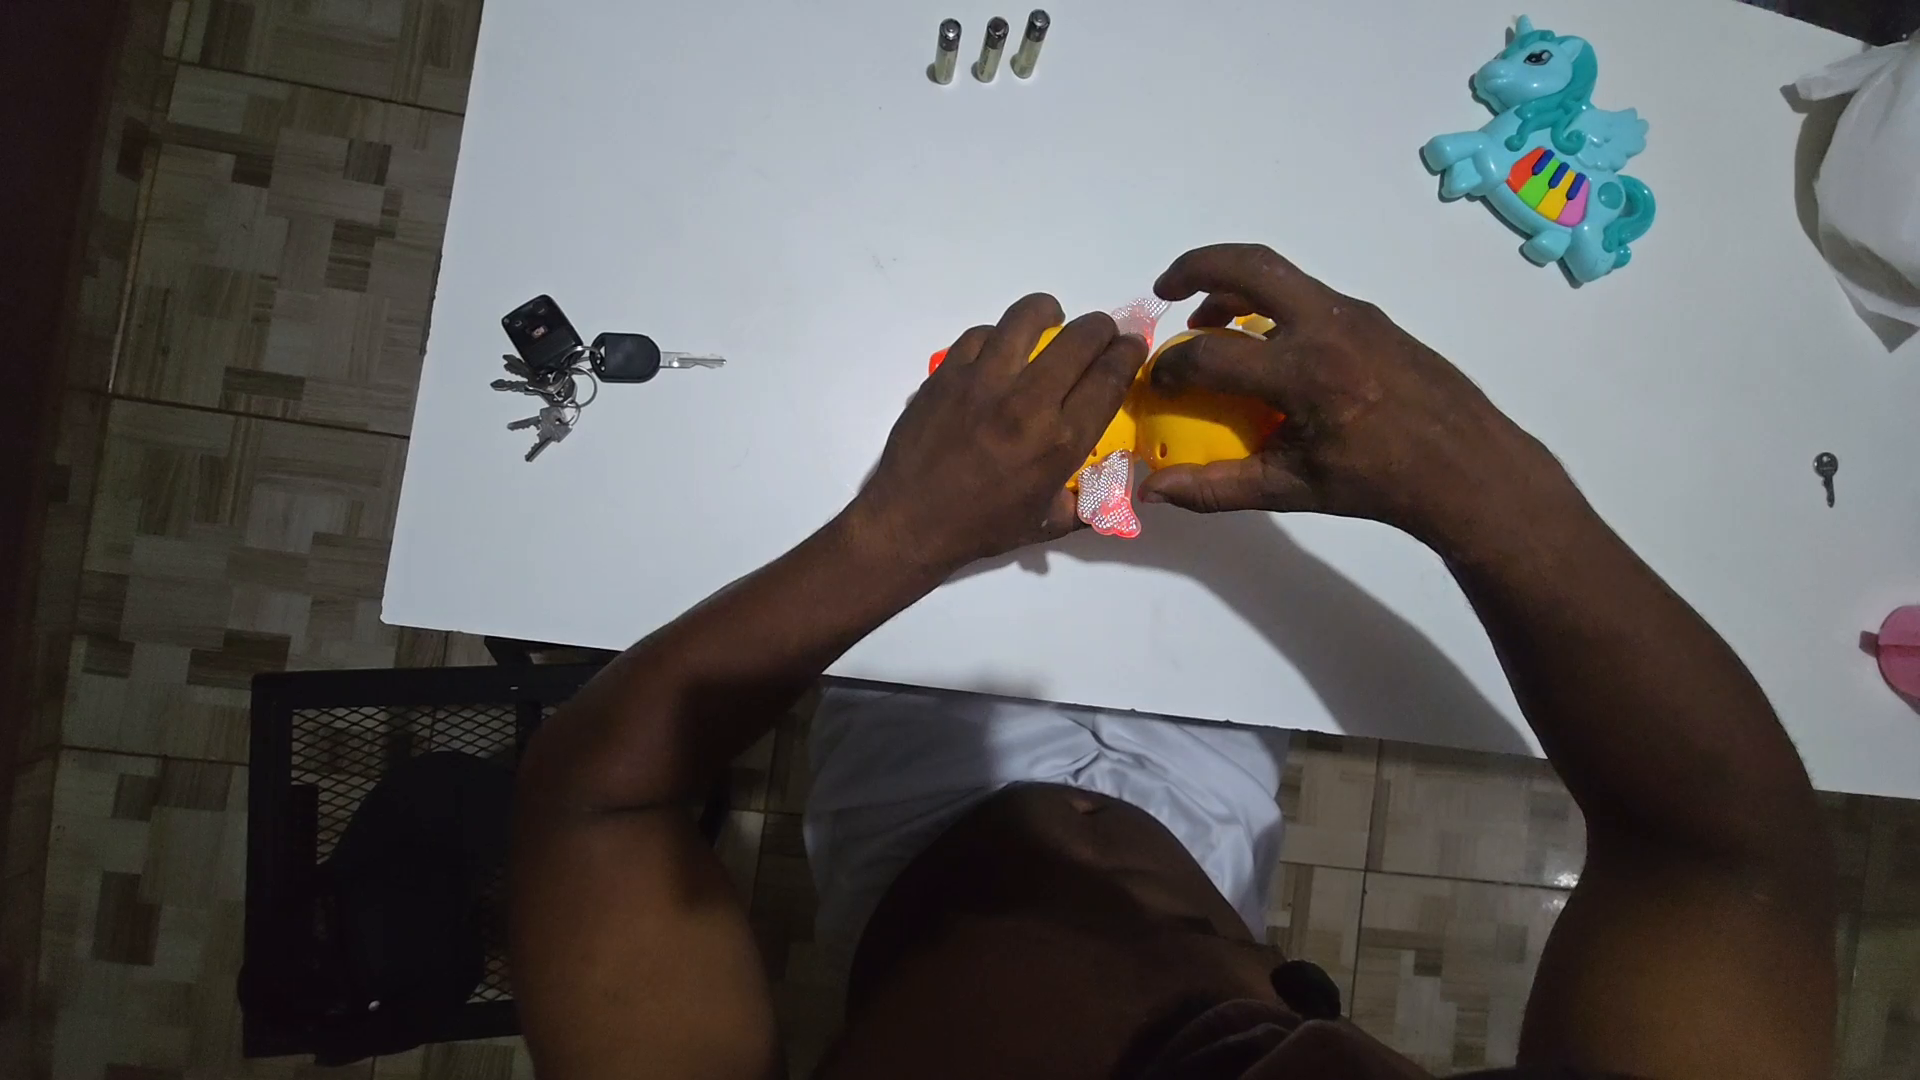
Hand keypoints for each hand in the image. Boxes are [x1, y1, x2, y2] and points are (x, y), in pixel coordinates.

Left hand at [846, 293, 1148, 573]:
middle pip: (1081, 338)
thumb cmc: (981, 528)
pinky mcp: (946, 374)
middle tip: (1098, 335)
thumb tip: (1112, 488)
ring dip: (1048, 313)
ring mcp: (983, 382)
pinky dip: (998, 336)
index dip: (1129, 352)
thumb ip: (1087, 503)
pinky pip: (981, 335)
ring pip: (1027, 318)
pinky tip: (1000, 351)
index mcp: (1060, 441)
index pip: (1110, 376)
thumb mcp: (1046, 525)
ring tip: (1050, 321)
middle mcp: (1028, 402)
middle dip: (1101, 328)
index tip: (1131, 346)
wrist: (910, 522)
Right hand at [1138, 244, 1574, 552]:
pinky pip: (1303, 296)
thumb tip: (1153, 490)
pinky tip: (1260, 345)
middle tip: (1163, 290)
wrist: (1466, 464)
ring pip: (1278, 275)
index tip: (1159, 384)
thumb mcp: (1287, 490)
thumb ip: (1214, 488)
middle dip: (1195, 267)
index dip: (1172, 368)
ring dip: (1230, 285)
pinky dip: (1264, 305)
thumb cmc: (1374, 482)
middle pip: (1249, 267)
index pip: (1211, 354)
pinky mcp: (1368, 316)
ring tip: (1202, 317)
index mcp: (1304, 375)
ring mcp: (1352, 314)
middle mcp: (1327, 327)